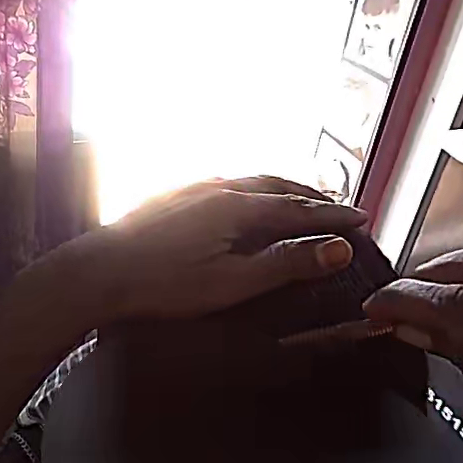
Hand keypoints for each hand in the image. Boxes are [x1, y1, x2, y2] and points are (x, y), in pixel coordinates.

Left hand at [22, 177, 367, 325]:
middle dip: (311, 196)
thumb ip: (285, 262)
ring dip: (281, 188)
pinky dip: (251, 189)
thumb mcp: (233, 281)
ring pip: (249, 180)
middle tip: (339, 206)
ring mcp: (192, 187)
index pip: (298, 209)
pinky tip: (245, 198)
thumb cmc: (165, 282)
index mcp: (237, 206)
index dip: (333, 216)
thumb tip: (337, 248)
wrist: (101, 269)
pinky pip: (226, 183)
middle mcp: (218, 187)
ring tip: (300, 197)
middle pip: (277, 186)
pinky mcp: (173, 194)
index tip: (361, 219)